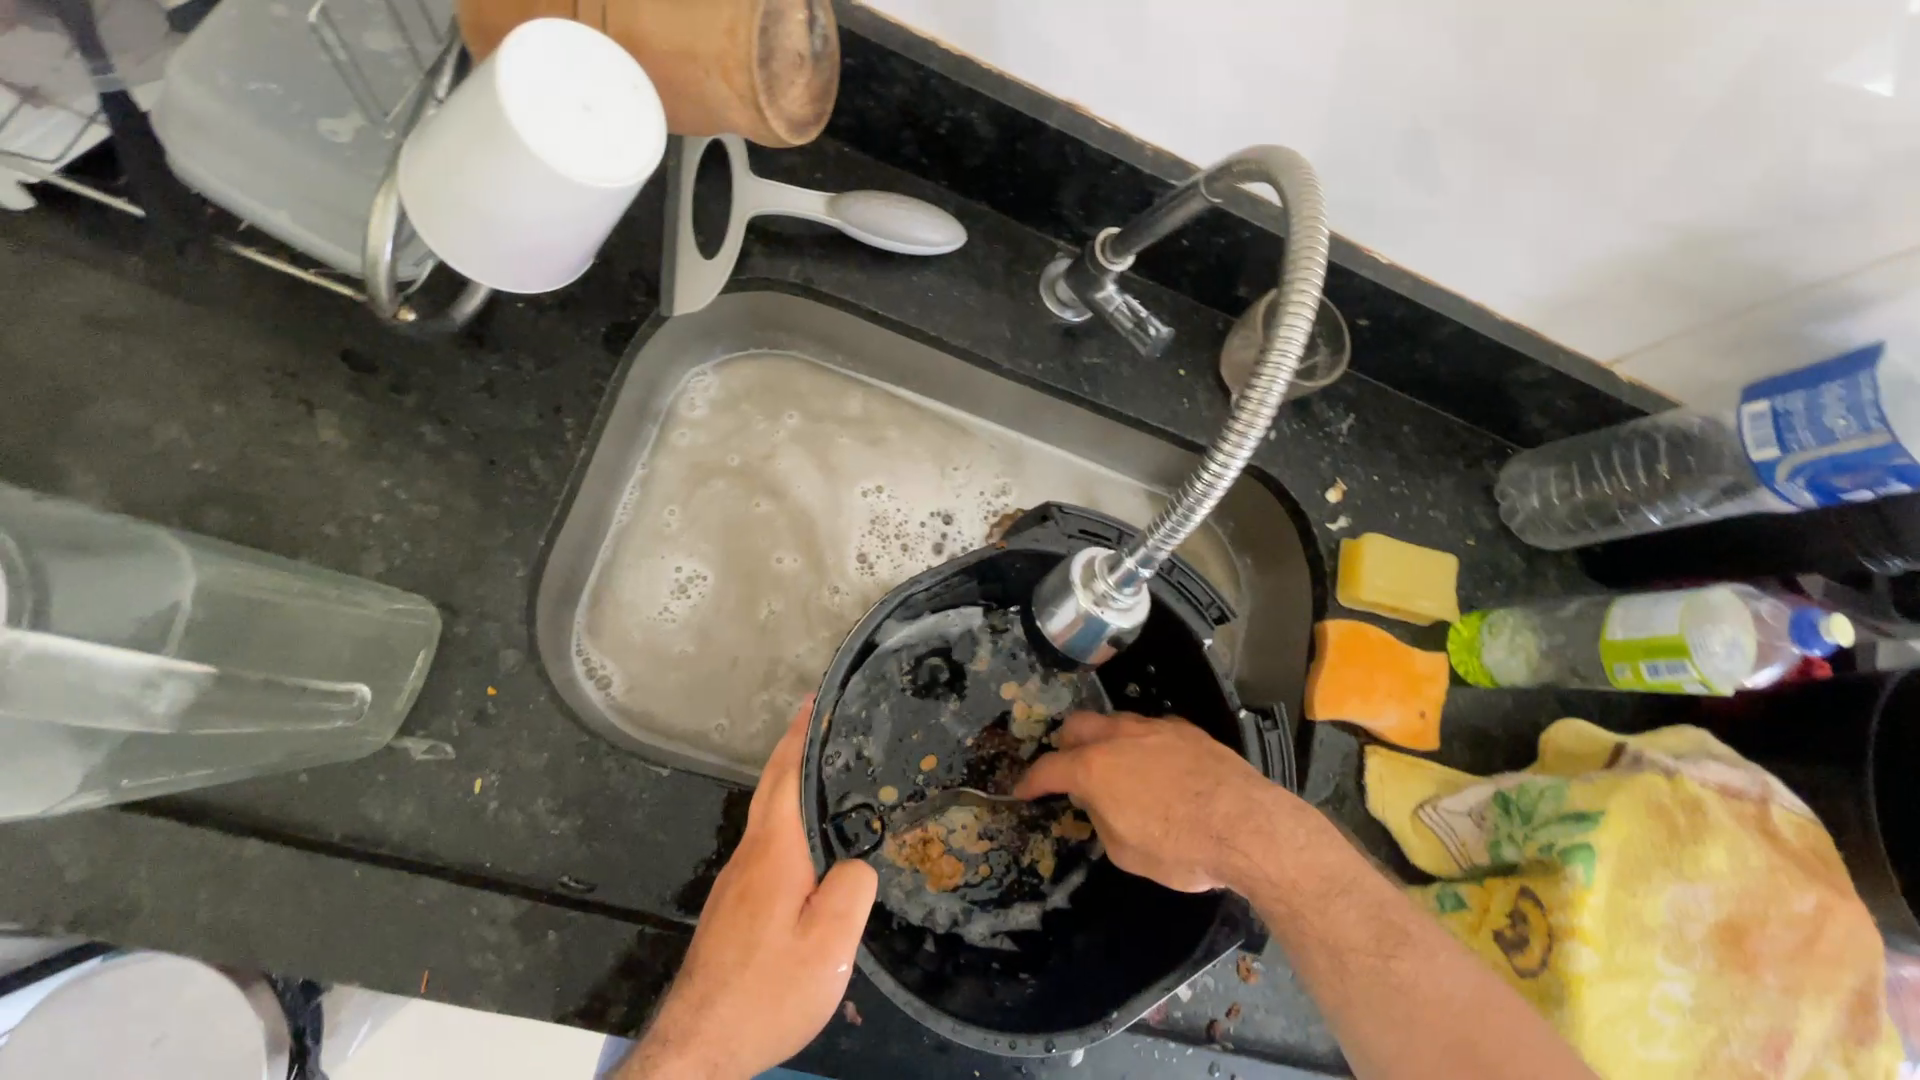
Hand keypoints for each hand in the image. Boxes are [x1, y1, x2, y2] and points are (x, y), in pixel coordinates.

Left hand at [620, 699, 876, 1079]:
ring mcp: (735, 883)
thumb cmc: (767, 992)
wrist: (699, 1046)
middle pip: (770, 789)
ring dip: (788, 785)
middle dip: (791, 750)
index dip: (800, 736)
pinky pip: (765, 846)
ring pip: (766, 819)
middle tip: (820, 723)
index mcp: (774, 853)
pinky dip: (785, 820)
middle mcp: (748, 857)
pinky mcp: (732, 908)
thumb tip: (856, 863)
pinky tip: (807, 843)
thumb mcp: (829, 946)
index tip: (813, 702)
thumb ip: (852, 889)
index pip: (785, 776)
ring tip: (824, 775)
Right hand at [1014, 711, 1297, 892]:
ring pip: (1116, 721)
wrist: (1248, 826)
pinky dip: (1143, 744)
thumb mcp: (1125, 851)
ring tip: (1114, 766)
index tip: (1022, 790)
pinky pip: (1153, 729)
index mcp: (1095, 768)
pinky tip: (1157, 766)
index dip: (1031, 780)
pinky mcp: (1189, 731)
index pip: (1049, 768)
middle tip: (1069, 771)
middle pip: (1078, 726)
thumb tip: (1100, 803)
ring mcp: (1156, 728)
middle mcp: (1120, 738)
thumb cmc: (1180, 849)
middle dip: (1065, 747)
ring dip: (1105, 740)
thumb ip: (1102, 819)